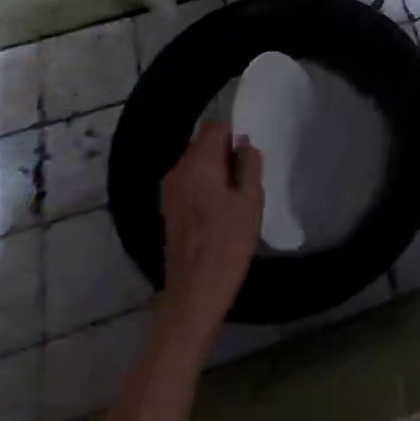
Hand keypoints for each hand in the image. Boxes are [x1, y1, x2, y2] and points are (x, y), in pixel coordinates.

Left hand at [158, 123, 263, 336]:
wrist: (194, 292)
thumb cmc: (228, 244)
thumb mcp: (251, 202)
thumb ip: (249, 166)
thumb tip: (244, 145)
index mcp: (198, 165)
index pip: (215, 128)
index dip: (235, 136)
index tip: (249, 158)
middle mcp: (177, 171)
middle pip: (203, 144)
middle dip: (225, 153)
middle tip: (247, 180)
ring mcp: (169, 190)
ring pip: (196, 164)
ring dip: (216, 171)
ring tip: (235, 198)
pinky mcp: (168, 208)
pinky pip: (189, 182)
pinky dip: (205, 186)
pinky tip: (219, 211)